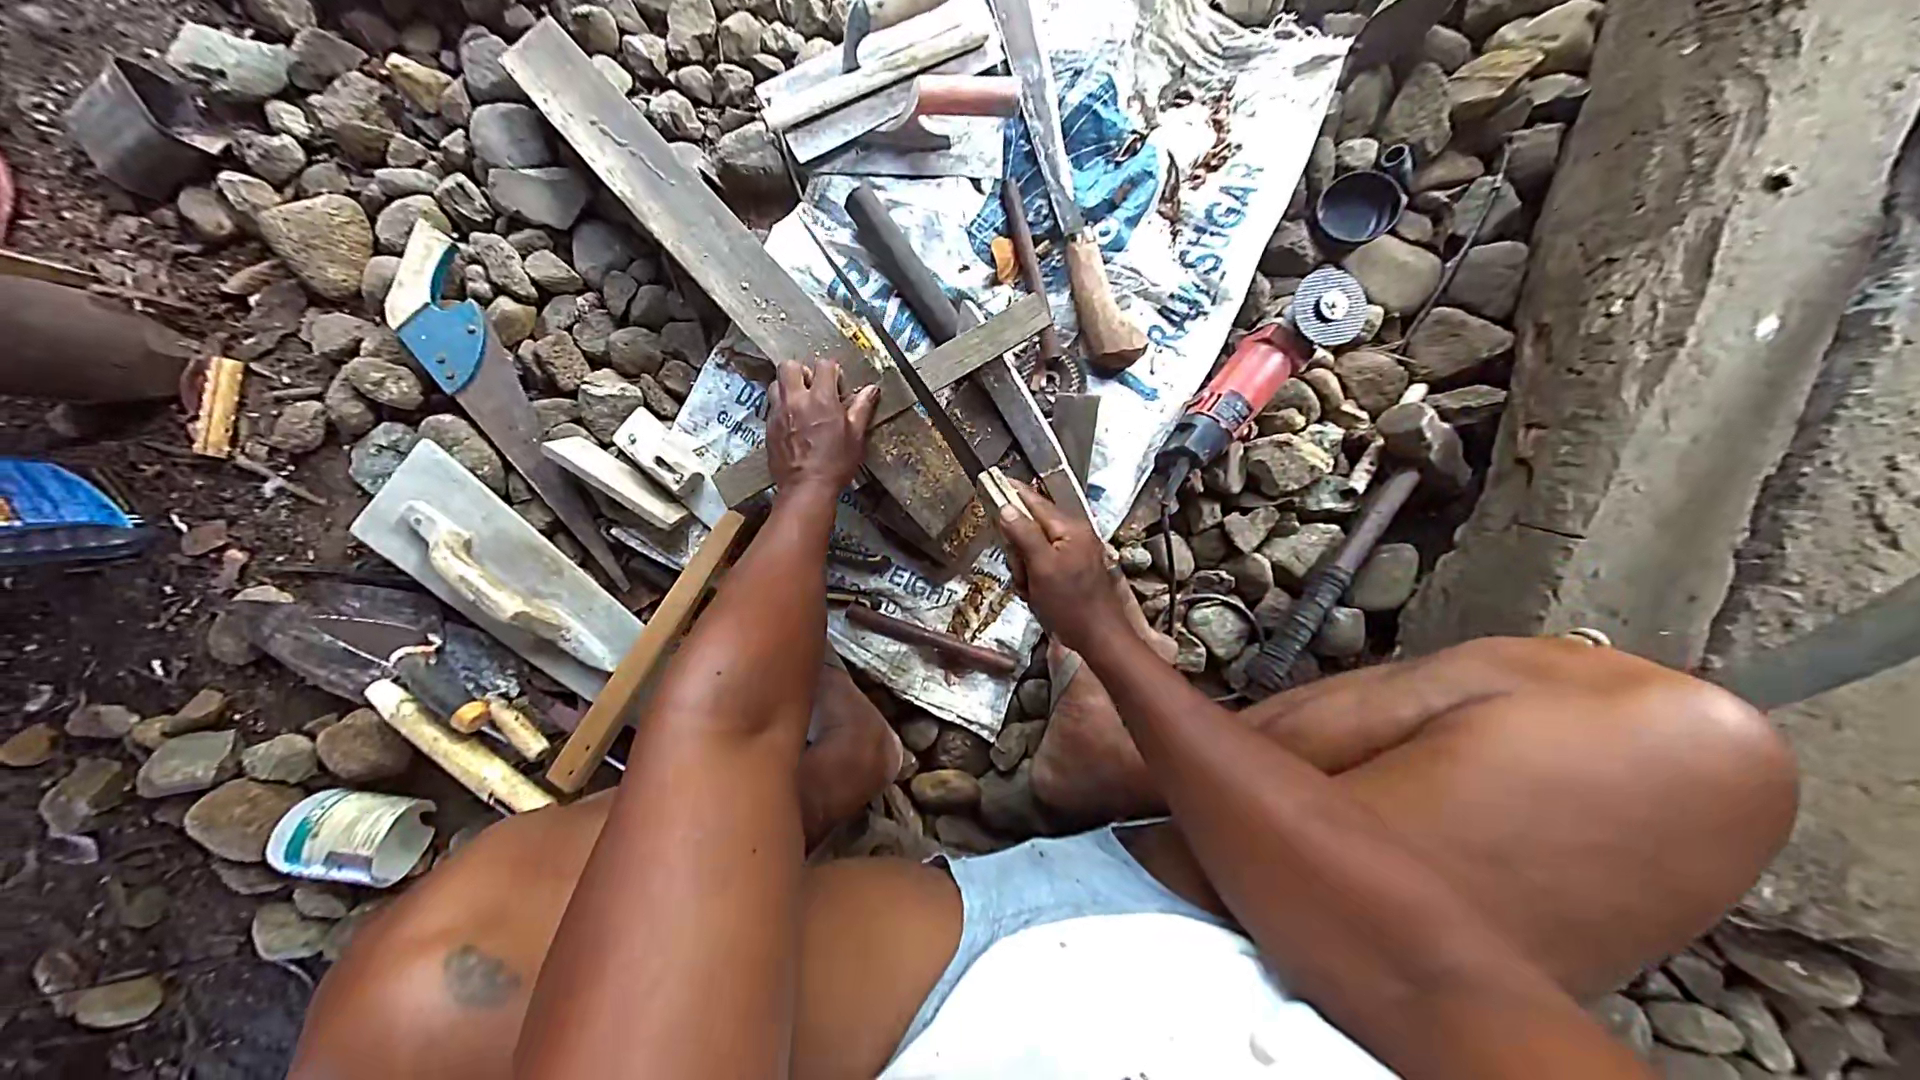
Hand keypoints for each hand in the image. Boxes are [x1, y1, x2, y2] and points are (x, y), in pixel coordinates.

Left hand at [766, 359, 879, 496]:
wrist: (806, 488)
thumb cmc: (835, 464)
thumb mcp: (856, 436)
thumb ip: (862, 408)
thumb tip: (871, 390)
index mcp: (821, 399)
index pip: (824, 365)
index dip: (832, 370)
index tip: (837, 383)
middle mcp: (796, 400)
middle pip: (789, 366)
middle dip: (802, 371)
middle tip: (812, 387)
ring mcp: (779, 413)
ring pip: (775, 383)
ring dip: (787, 387)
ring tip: (800, 402)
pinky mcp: (768, 427)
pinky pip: (771, 406)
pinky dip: (781, 406)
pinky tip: (792, 421)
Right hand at [996, 481, 1128, 655]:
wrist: (1099, 638)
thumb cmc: (1072, 603)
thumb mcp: (1042, 566)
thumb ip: (1023, 534)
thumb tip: (1006, 506)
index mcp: (1070, 528)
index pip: (1034, 502)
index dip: (1011, 494)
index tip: (991, 483)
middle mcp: (1073, 536)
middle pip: (1030, 528)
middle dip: (1018, 551)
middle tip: (1021, 573)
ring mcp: (1073, 554)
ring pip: (1033, 551)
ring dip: (1025, 570)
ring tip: (1031, 590)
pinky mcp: (1071, 572)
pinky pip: (1042, 567)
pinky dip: (1034, 581)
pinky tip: (1037, 596)